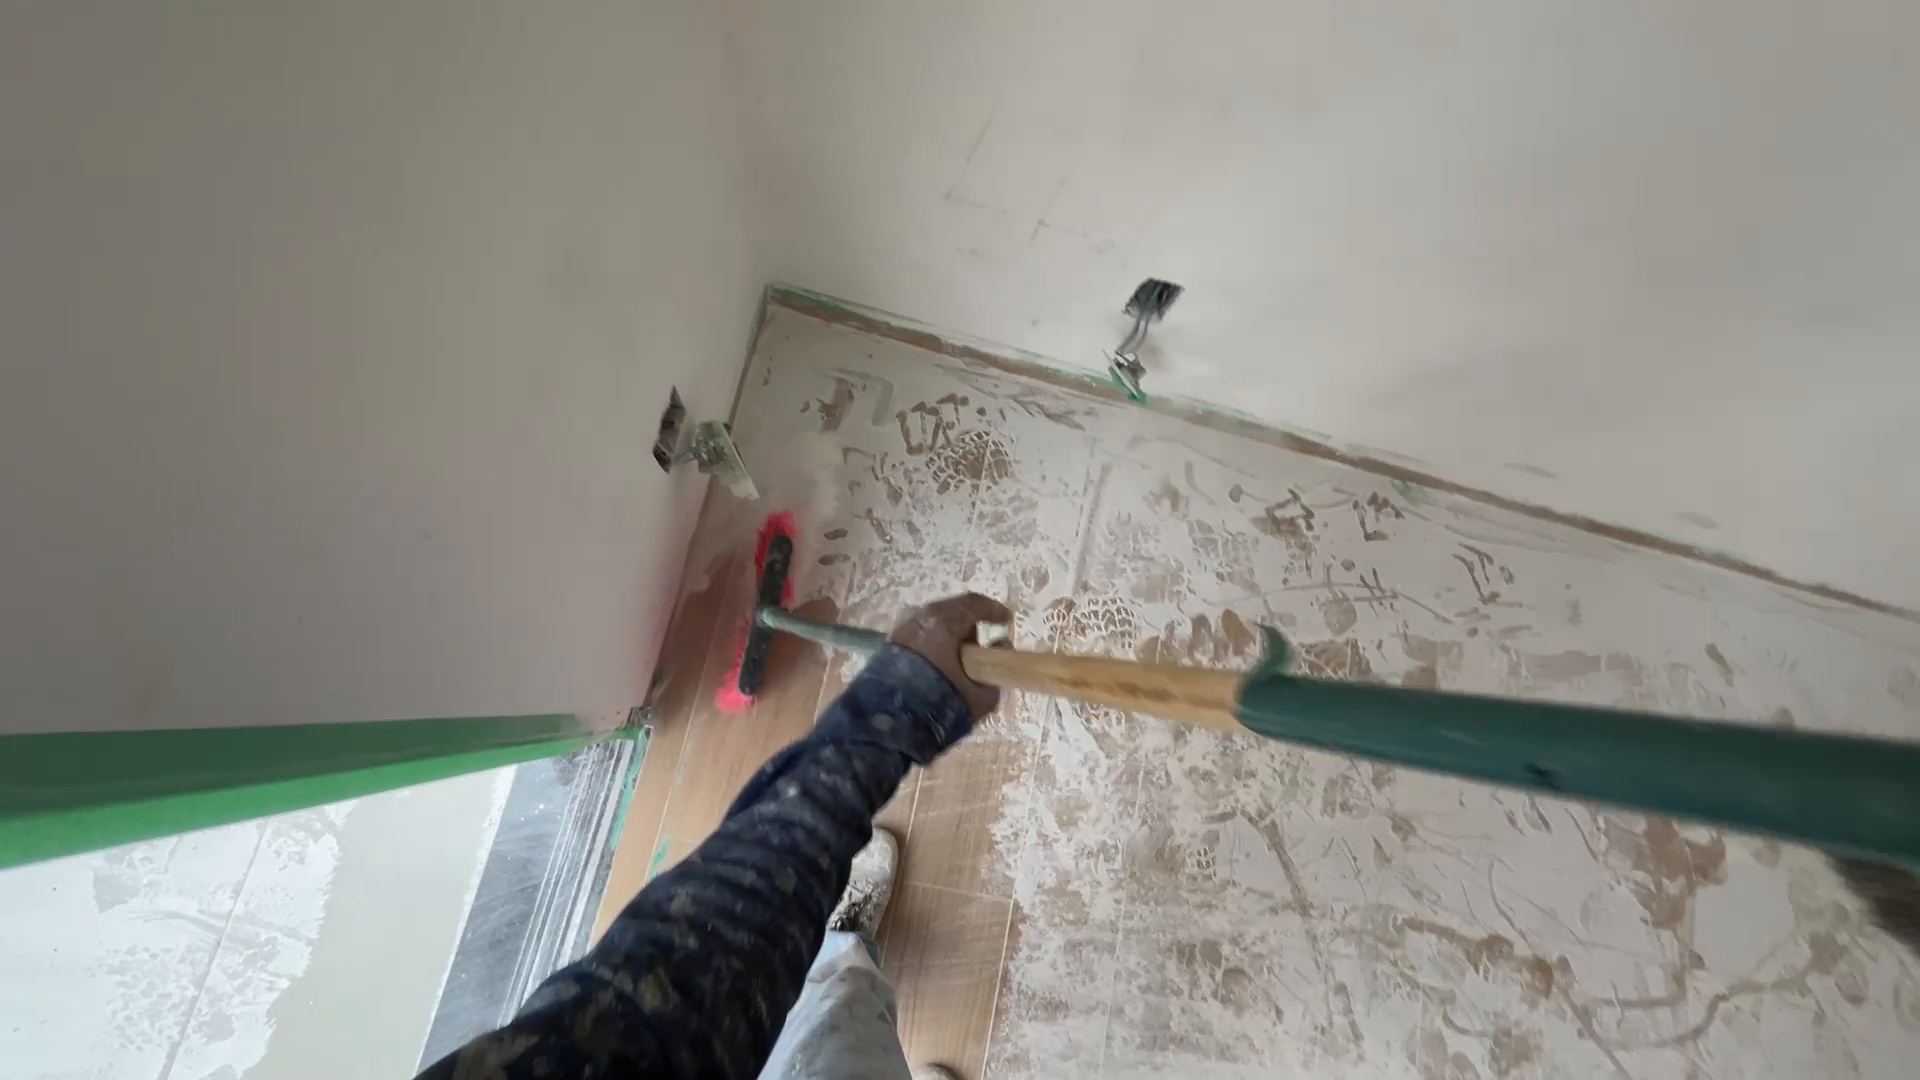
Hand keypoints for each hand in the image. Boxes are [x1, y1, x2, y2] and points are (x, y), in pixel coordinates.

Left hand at [889, 592, 1011, 719]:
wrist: (889, 727)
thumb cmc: (940, 706)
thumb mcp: (981, 696)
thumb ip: (996, 670)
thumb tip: (999, 647)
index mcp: (943, 624)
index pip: (973, 604)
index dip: (993, 610)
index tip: (1006, 620)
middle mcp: (920, 619)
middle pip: (951, 610)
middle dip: (970, 623)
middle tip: (982, 643)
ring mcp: (902, 631)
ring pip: (933, 622)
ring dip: (950, 633)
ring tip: (960, 656)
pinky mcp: (889, 646)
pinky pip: (920, 634)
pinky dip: (934, 641)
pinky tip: (940, 662)